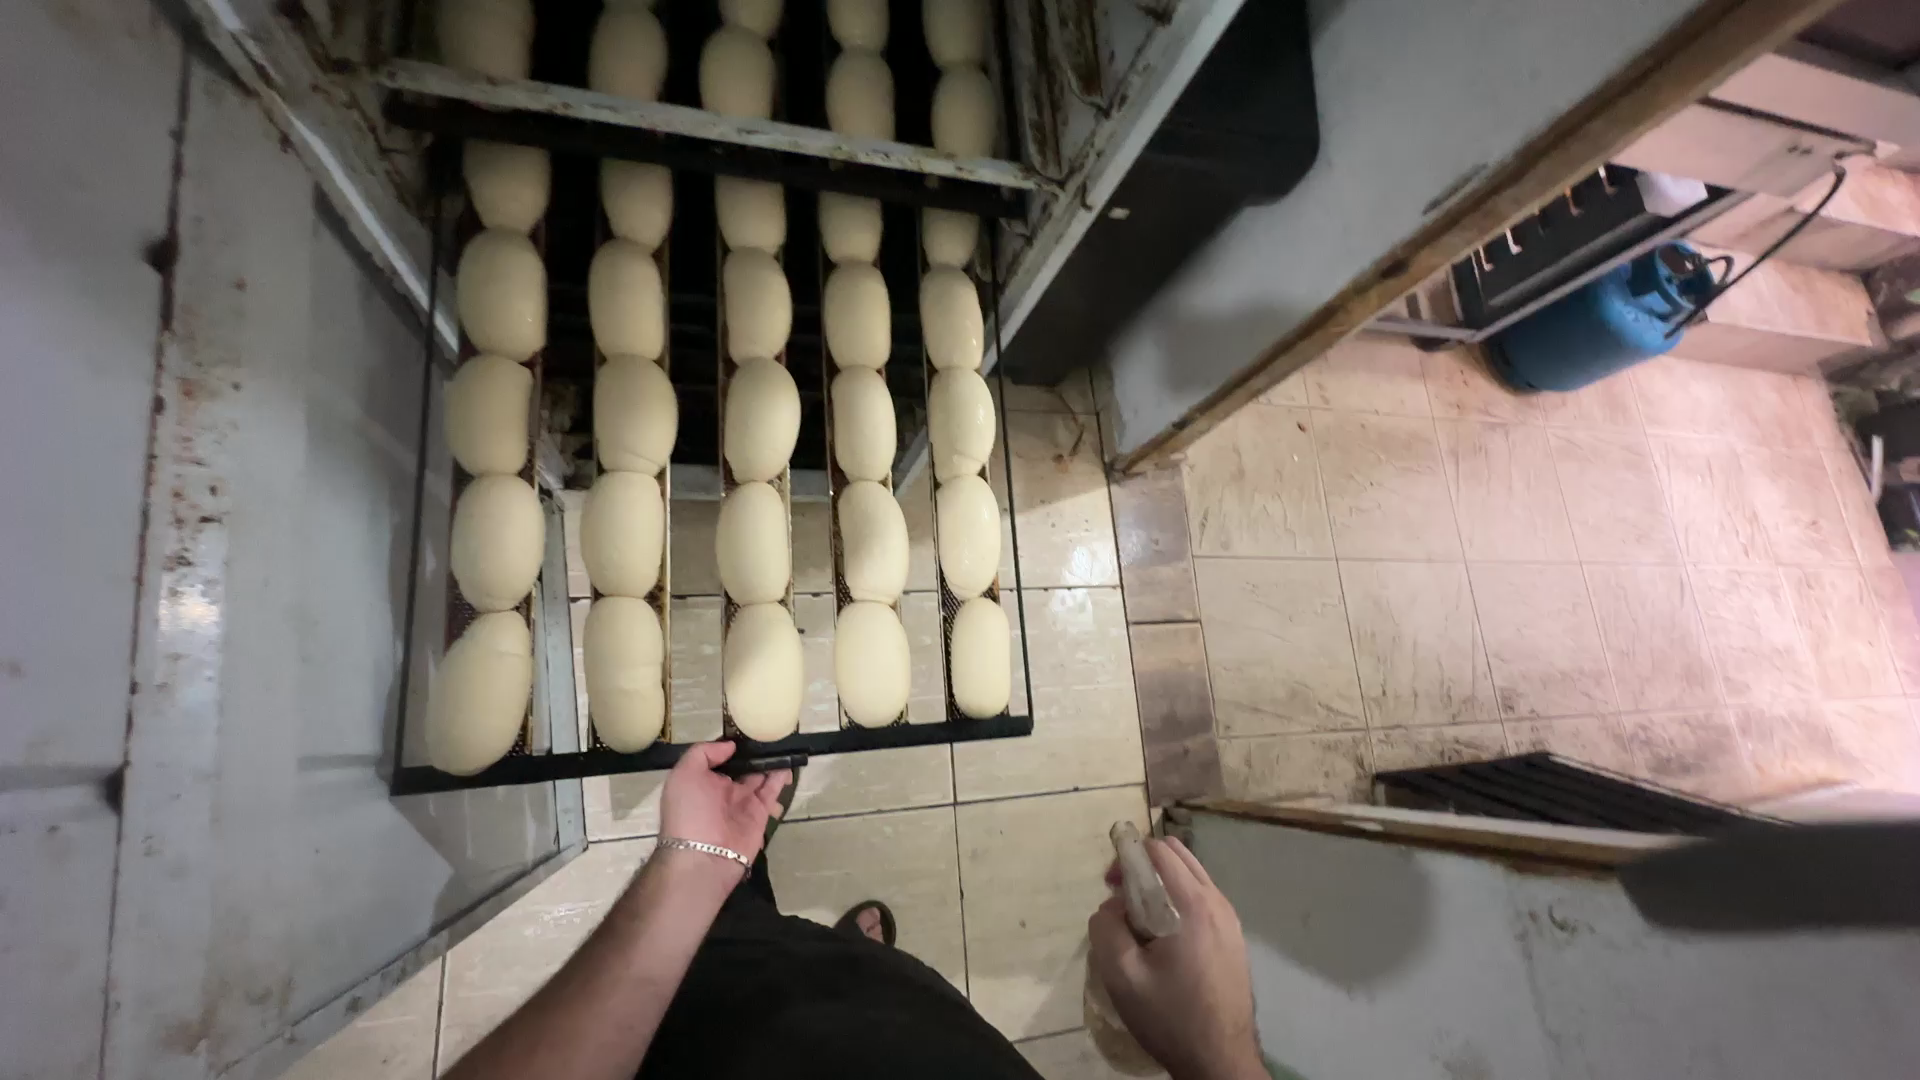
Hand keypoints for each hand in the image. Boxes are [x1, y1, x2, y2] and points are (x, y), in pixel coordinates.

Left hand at [659, 742, 790, 865]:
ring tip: (783, 745)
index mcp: (703, 781)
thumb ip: (703, 753)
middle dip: (756, 752)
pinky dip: (781, 776)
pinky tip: (787, 762)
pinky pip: (772, 790)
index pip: (721, 758)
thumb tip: (730, 746)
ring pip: (761, 775)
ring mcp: (744, 802)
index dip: (733, 745)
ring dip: (771, 762)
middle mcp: (724, 790)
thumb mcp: (684, 775)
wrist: (703, 856)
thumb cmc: (690, 811)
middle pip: (744, 766)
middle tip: (770, 732)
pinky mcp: (761, 813)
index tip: (748, 728)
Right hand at [1087, 837, 1260, 1079]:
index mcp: (1191, 904)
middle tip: (1123, 896)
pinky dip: (1180, 898)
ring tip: (1143, 918)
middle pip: (1177, 853)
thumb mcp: (1121, 975)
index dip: (1128, 857)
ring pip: (1192, 873)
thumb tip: (1112, 906)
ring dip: (1163, 881)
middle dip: (1145, 863)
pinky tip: (1167, 936)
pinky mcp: (1235, 937)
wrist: (1220, 1063)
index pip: (1158, 850)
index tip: (1112, 885)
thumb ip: (1106, 928)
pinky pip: (1203, 897)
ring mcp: (1230, 919)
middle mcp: (1216, 902)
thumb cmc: (1170, 1017)